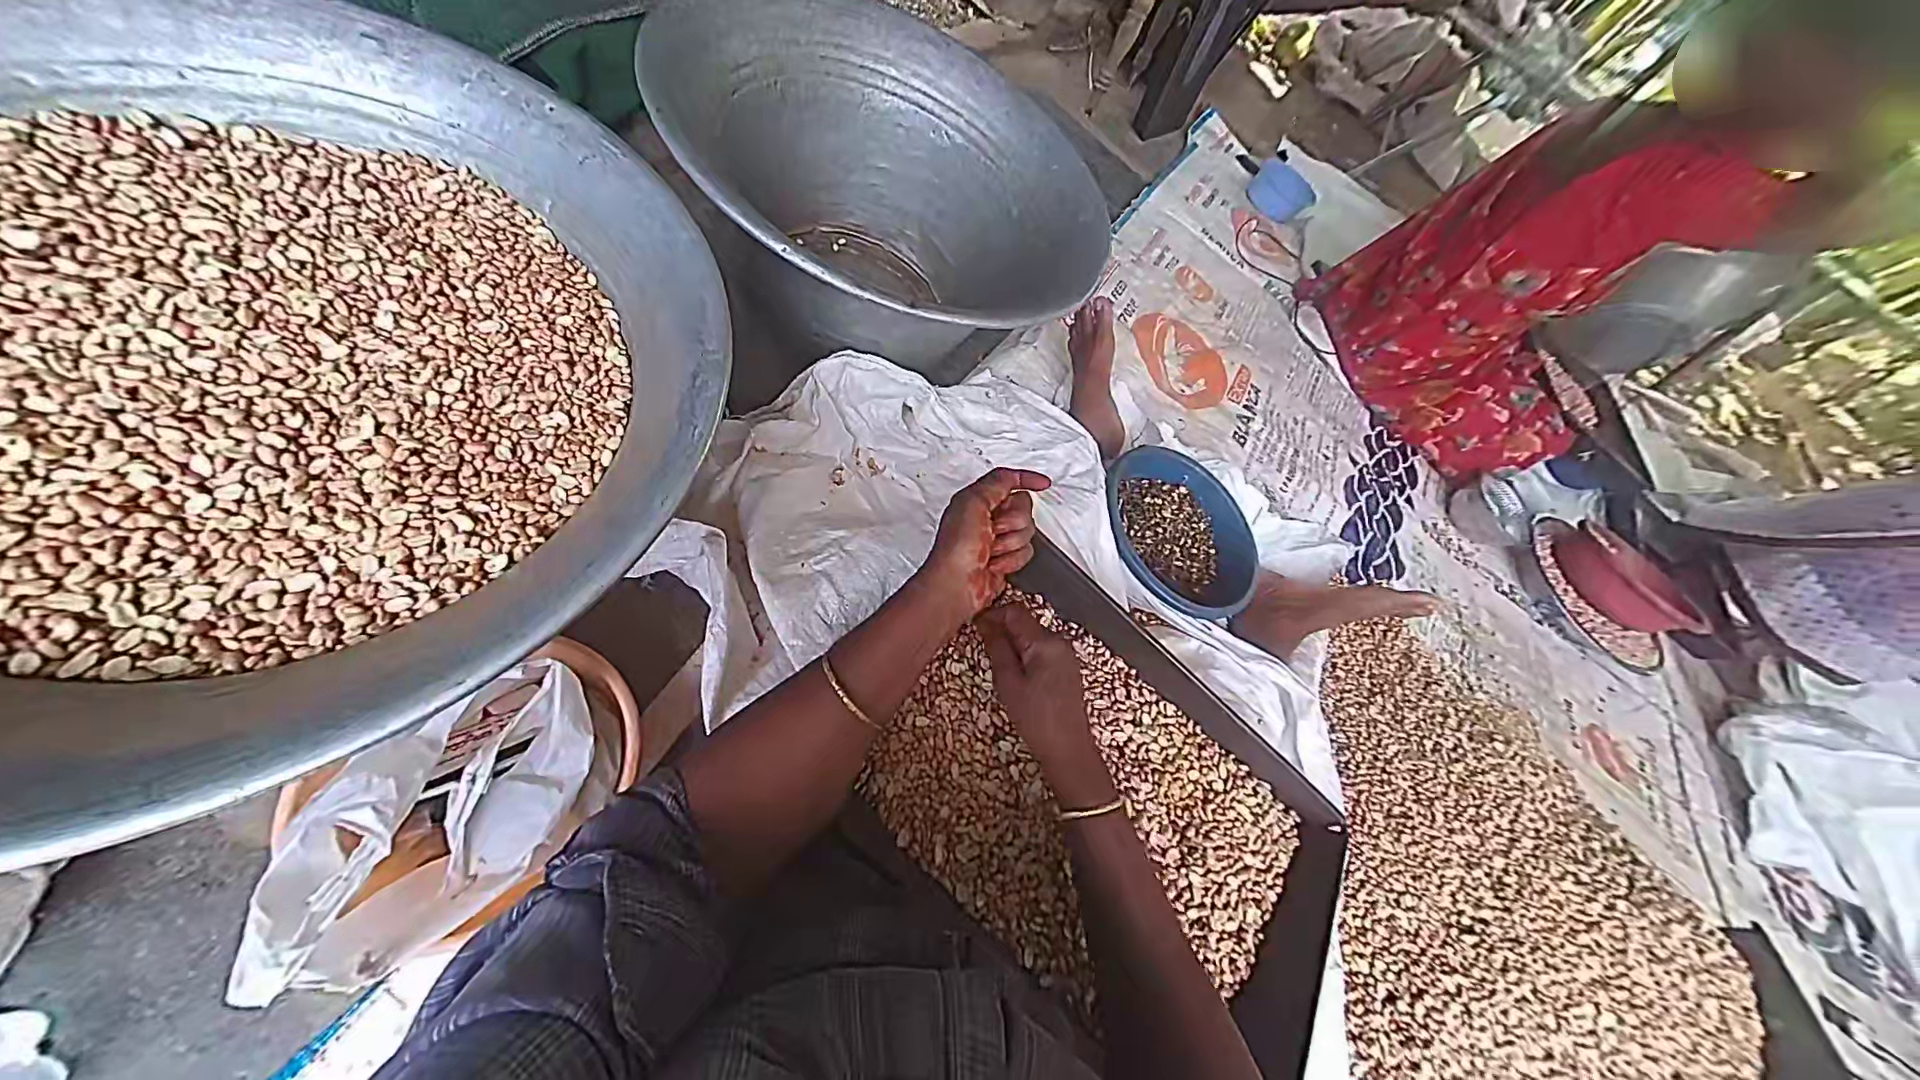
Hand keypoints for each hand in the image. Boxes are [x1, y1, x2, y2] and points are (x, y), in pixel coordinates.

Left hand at [918, 467, 1051, 618]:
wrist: (958, 584)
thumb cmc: (957, 548)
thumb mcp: (973, 502)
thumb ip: (996, 483)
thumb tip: (1015, 477)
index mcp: (977, 500)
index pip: (1008, 482)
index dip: (1026, 480)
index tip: (1042, 484)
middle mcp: (987, 518)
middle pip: (1023, 508)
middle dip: (1012, 521)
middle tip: (994, 530)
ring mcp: (997, 539)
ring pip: (1027, 532)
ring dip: (1010, 542)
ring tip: (991, 549)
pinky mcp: (1005, 558)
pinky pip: (1026, 552)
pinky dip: (1012, 559)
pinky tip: (995, 563)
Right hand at [976, 604, 1116, 808]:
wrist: (1068, 749)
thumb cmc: (1036, 719)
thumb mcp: (1008, 682)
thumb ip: (997, 648)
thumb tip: (985, 624)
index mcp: (1045, 642)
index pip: (1015, 612)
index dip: (992, 613)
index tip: (974, 623)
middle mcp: (1060, 642)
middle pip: (1025, 623)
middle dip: (1002, 628)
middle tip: (980, 643)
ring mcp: (1066, 655)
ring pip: (1032, 636)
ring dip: (1012, 642)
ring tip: (995, 661)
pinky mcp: (1067, 668)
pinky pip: (1042, 650)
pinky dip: (1025, 653)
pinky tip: (1014, 672)